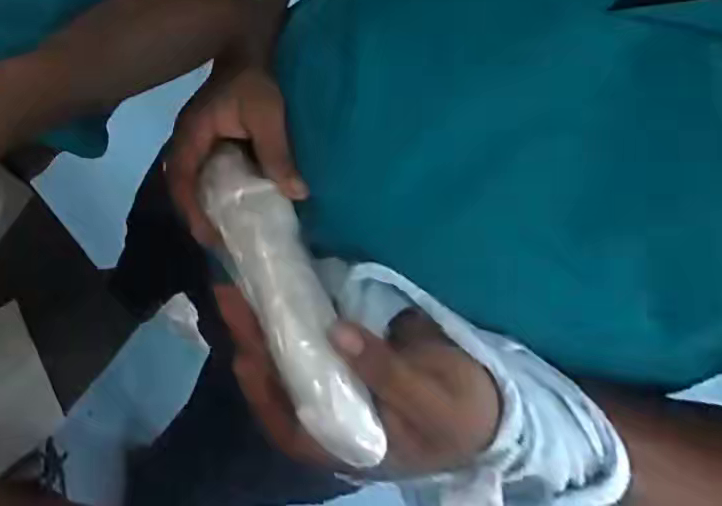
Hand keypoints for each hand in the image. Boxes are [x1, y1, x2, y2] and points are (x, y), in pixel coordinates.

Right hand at [165, 64, 305, 246]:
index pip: (182, 179)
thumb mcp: (267, 114)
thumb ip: (277, 152)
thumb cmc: (254, 81)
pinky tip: (233, 201)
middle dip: (195, 213)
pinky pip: (204, 169)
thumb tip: (296, 194)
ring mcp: (196, 136)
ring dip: (203, 203)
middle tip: (219, 242)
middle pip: (181, 184)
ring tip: (224, 229)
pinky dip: (213, 189)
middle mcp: (187, 138)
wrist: (246, 47)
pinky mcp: (208, 135)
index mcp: (192, 133)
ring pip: (191, 178)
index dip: (192, 210)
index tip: (211, 237)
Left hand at [214, 284, 501, 478]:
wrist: (491, 397)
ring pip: (286, 354)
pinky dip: (287, 310)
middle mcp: (332, 411)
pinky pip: (307, 331)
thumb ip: (385, 372)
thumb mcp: (429, 402)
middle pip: (279, 380)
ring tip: (238, 283)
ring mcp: (336, 378)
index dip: (262, 396)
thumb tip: (338, 335)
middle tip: (229, 297)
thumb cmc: (459, 412)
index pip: (291, 429)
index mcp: (348, 441)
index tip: (244, 357)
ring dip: (260, 321)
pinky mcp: (343, 349)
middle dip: (250, 340)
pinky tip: (272, 280)